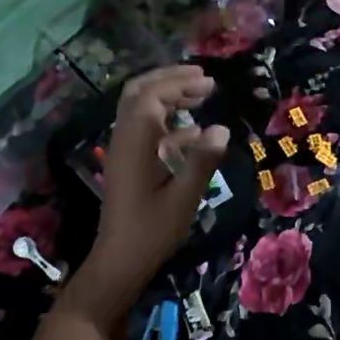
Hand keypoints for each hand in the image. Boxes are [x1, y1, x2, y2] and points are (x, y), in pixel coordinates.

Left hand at [61, 65, 230, 324]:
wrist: (119, 260)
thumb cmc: (151, 232)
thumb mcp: (183, 198)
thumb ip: (201, 161)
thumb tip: (220, 128)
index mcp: (134, 143)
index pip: (151, 97)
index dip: (178, 84)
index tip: (208, 83)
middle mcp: (123, 139)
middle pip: (139, 93)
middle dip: (169, 80)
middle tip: (201, 78)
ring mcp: (122, 151)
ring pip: (140, 110)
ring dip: (167, 98)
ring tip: (200, 96)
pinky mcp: (127, 165)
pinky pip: (144, 131)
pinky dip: (166, 124)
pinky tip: (193, 133)